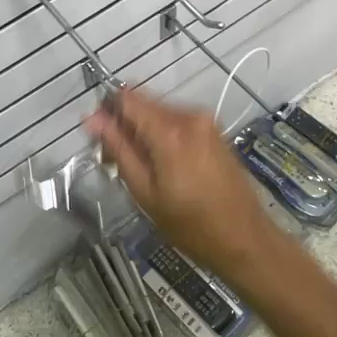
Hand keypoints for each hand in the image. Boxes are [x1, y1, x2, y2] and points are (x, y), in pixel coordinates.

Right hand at [84, 87, 279, 278]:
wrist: (244, 238)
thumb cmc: (190, 224)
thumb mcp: (145, 192)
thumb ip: (118, 150)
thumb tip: (92, 119)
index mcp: (170, 131)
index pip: (126, 98)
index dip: (106, 111)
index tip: (96, 135)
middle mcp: (189, 115)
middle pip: (143, 103)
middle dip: (124, 125)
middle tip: (114, 160)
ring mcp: (206, 120)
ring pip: (159, 111)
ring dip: (143, 130)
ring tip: (138, 167)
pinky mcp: (215, 129)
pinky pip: (177, 121)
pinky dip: (163, 134)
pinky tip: (161, 163)